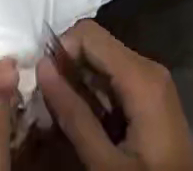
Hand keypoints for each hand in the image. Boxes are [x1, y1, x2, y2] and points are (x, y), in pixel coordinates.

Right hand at [36, 21, 192, 170]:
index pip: (90, 34)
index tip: (40, 80)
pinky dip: (93, 93)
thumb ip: (74, 114)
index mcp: (141, 76)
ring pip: (104, 63)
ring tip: (56, 111)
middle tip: (44, 99)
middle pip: (97, 46)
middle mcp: (148, 67)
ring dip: (77, 82)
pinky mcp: (151, 97)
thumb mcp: (105, 164)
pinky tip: (78, 119)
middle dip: (67, 67)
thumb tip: (43, 68)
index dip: (61, 49)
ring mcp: (152, 82)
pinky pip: (115, 81)